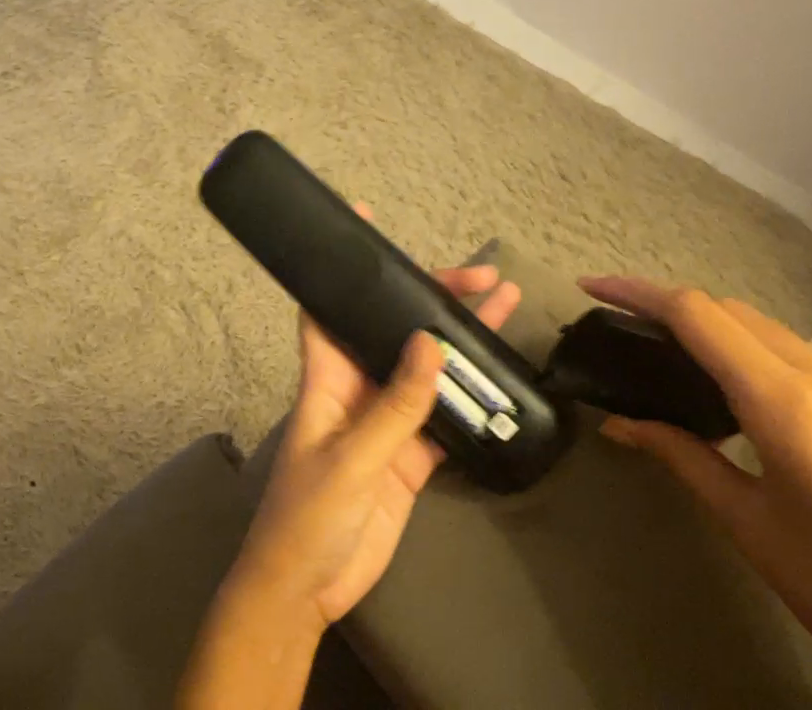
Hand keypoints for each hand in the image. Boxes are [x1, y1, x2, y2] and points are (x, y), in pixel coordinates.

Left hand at [235, 257, 519, 625]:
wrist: (306, 588)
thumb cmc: (307, 515)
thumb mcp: (350, 457)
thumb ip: (394, 405)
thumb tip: (431, 343)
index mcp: (326, 376)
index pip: (327, 305)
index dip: (341, 265)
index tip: (367, 222)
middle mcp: (356, 388)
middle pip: (392, 330)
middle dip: (429, 300)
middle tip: (481, 278)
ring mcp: (385, 422)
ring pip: (427, 369)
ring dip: (460, 342)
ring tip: (505, 306)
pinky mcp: (409, 456)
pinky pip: (444, 416)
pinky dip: (472, 399)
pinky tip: (505, 378)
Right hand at [581, 276, 811, 709]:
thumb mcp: (748, 525)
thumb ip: (680, 456)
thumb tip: (617, 422)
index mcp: (793, 410)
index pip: (702, 318)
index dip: (640, 291)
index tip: (595, 285)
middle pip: (748, 319)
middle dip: (687, 316)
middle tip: (643, 337)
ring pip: (801, 352)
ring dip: (748, 356)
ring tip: (722, 399)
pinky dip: (807, 392)